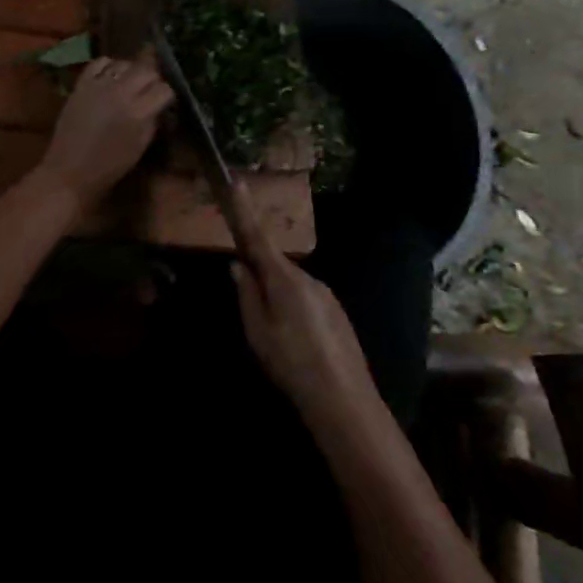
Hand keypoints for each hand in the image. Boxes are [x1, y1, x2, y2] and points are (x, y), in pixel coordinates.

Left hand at [35, 56, 173, 209]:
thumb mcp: (140, 146)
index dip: (167, 96)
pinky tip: (111, 77)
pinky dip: (109, 66)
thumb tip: (159, 106)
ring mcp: (99, 85)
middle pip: (147, 71)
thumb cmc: (109, 166)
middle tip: (149, 92)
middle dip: (153, 80)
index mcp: (138, 112)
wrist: (69, 171)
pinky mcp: (81, 84)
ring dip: (132, 72)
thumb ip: (152, 121)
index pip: (164, 89)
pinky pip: (99, 62)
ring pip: (125, 63)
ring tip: (130, 84)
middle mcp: (121, 92)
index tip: (164, 103)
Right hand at [228, 186, 382, 434]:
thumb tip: (238, 266)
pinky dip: (293, 309)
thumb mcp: (257, 333)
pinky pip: (305, 298)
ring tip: (275, 338)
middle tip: (250, 310)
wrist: (345, 400)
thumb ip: (246, 295)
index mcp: (284, 281)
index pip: (258, 238)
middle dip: (258, 274)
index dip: (244, 211)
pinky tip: (295, 341)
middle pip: (274, 265)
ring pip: (290, 285)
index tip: (238, 182)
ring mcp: (326, 294)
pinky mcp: (336, 311)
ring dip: (276, 297)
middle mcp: (308, 279)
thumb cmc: (292, 365)